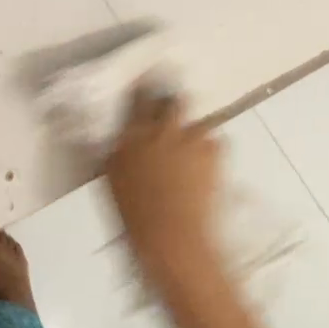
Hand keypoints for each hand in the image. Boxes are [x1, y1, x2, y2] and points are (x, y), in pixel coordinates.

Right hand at [105, 81, 224, 288]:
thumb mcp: (112, 178)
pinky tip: (205, 166)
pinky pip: (216, 141)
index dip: (143, 89)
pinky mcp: (215, 152)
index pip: (138, 96)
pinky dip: (211, 149)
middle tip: (173, 113)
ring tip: (192, 148)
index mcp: (132, 134)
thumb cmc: (134, 214)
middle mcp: (161, 128)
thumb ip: (119, 150)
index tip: (145, 88)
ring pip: (198, 120)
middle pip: (174, 98)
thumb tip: (122, 136)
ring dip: (195, 130)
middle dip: (175, 101)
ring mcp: (191, 138)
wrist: (173, 239)